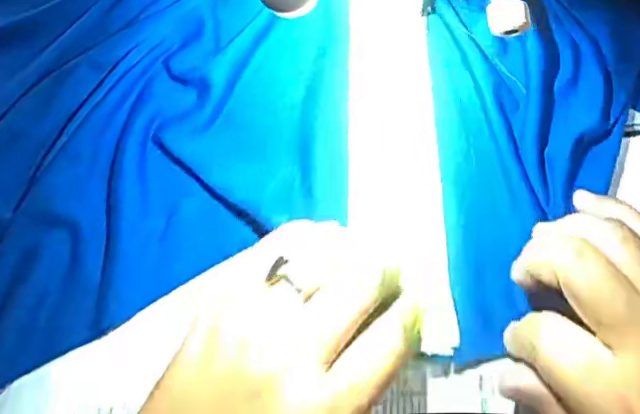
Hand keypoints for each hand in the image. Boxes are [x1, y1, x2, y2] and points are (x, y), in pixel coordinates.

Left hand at [140, 222, 419, 413]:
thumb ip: (355, 388)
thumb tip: (396, 330)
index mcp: (320, 409)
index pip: (392, 336)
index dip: (415, 307)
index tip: (422, 293)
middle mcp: (290, 359)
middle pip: (363, 283)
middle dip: (388, 267)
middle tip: (396, 263)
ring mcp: (249, 327)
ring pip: (323, 258)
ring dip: (348, 251)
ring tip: (359, 249)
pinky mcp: (216, 306)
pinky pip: (275, 253)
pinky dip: (303, 243)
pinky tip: (316, 242)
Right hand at [500, 191, 639, 413]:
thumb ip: (553, 405)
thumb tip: (507, 369)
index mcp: (619, 389)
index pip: (548, 338)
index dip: (520, 334)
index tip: (515, 337)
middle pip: (580, 266)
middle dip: (540, 259)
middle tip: (520, 271)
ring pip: (614, 236)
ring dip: (572, 226)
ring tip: (542, 234)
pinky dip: (616, 208)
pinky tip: (586, 201)